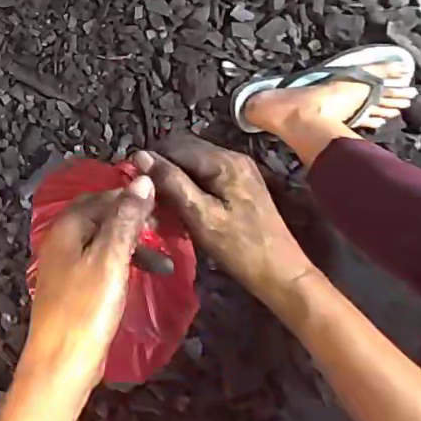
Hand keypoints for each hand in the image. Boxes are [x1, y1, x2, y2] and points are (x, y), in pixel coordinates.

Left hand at [20, 177, 153, 408]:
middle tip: (165, 228)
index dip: (128, 196)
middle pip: (99, 217)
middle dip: (132, 219)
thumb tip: (142, 181)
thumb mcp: (110, 259)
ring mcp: (65, 265)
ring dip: (131, 244)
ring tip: (164, 260)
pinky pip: (100, 262)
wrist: (60, 363)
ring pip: (102, 241)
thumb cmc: (86, 308)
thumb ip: (125, 220)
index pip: (99, 197)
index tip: (163, 203)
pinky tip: (142, 277)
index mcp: (65, 228)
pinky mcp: (73, 288)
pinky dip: (123, 263)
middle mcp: (60, 240)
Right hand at [133, 136, 314, 301]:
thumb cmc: (238, 248)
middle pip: (182, 150)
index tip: (138, 187)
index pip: (172, 146)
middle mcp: (232, 156)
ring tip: (164, 204)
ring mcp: (238, 169)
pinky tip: (183, 206)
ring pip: (191, 162)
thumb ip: (170, 181)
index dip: (151, 163)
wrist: (282, 274)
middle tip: (150, 197)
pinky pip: (203, 173)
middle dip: (162, 169)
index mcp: (223, 161)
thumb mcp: (199, 215)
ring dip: (173, 178)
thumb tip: (140, 154)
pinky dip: (188, 185)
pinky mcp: (240, 183)